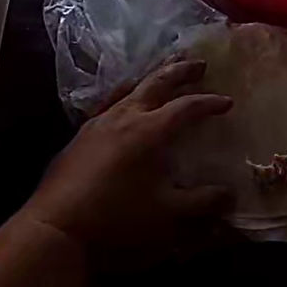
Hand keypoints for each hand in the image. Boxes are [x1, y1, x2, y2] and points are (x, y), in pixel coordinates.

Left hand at [21, 58, 233, 255]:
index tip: (227, 102)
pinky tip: (124, 98)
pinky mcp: (83, 132)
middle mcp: (125, 116)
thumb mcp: (165, 213)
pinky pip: (110, 100)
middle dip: (180, 71)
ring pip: (132, 87)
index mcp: (149, 131)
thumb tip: (230, 196)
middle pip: (157, 83)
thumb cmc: (116, 217)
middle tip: (199, 63)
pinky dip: (126, 91)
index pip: (186, 108)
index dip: (209, 103)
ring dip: (153, 77)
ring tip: (164, 70)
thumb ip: (200, 202)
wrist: (56, 223)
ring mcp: (100, 121)